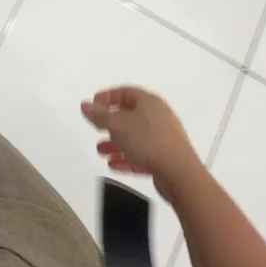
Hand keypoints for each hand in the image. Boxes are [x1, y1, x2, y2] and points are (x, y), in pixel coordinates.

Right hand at [80, 86, 201, 188]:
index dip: (107, 97)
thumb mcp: (116, 124)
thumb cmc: (147, 141)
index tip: (93, 105)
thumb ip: (98, 115)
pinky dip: (127, 157)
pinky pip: (143, 154)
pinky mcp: (167, 158)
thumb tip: (85, 105)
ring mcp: (164, 138)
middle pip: (130, 115)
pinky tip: (114, 165)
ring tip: (101, 151)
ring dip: (116, 143)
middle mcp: (158, 116)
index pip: (125, 92)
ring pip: (135, 136)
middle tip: (97, 129)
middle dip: (110, 124)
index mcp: (149, 102)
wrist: (180, 174)